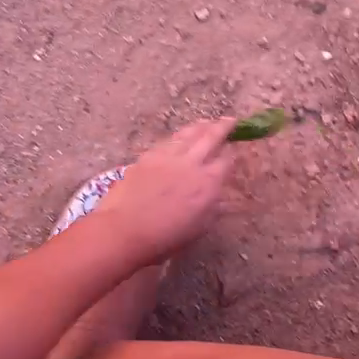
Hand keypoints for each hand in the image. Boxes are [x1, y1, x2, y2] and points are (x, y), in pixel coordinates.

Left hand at [91, 118, 236, 263]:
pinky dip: (177, 136)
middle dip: (222, 128)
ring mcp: (167, 157)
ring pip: (187, 134)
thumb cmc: (164, 238)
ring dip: (199, 127)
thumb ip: (213, 210)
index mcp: (208, 183)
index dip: (232, 156)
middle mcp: (190, 164)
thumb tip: (223, 201)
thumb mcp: (197, 229)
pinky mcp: (146, 157)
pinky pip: (166, 141)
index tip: (234, 153)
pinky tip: (178, 137)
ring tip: (207, 122)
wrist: (124, 230)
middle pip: (210, 138)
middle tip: (230, 120)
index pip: (226, 162)